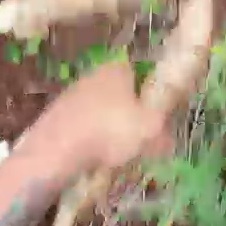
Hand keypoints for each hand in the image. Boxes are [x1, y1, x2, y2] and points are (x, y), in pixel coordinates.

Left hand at [25, 61, 169, 172]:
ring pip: (99, 110)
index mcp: (117, 68)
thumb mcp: (150, 127)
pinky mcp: (55, 116)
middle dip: (129, 112)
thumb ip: (164, 125)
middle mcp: (92, 75)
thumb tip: (170, 133)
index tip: (154, 113)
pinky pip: (81, 126)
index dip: (149, 92)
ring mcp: (70, 95)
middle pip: (118, 92)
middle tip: (139, 137)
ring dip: (108, 127)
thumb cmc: (110, 130)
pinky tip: (93, 157)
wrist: (55, 151)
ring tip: (116, 153)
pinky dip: (89, 139)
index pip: (138, 70)